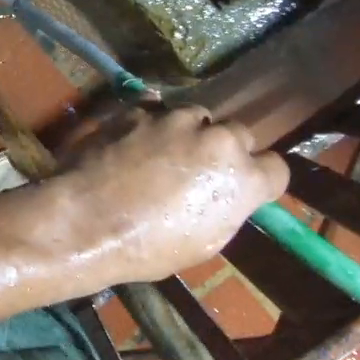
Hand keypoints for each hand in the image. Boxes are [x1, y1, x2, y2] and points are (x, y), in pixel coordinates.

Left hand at [33, 106, 288, 291]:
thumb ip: (226, 208)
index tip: (240, 189)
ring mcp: (175, 119)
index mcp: (244, 177)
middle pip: (237, 134)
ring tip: (158, 156)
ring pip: (195, 117)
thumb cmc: (146, 248)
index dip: (257, 179)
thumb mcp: (203, 243)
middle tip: (196, 171)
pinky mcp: (137, 110)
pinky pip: (153, 112)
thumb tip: (225, 196)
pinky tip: (129, 145)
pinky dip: (147, 125)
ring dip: (185, 132)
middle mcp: (217, 139)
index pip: (275, 168)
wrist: (84, 220)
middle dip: (223, 150)